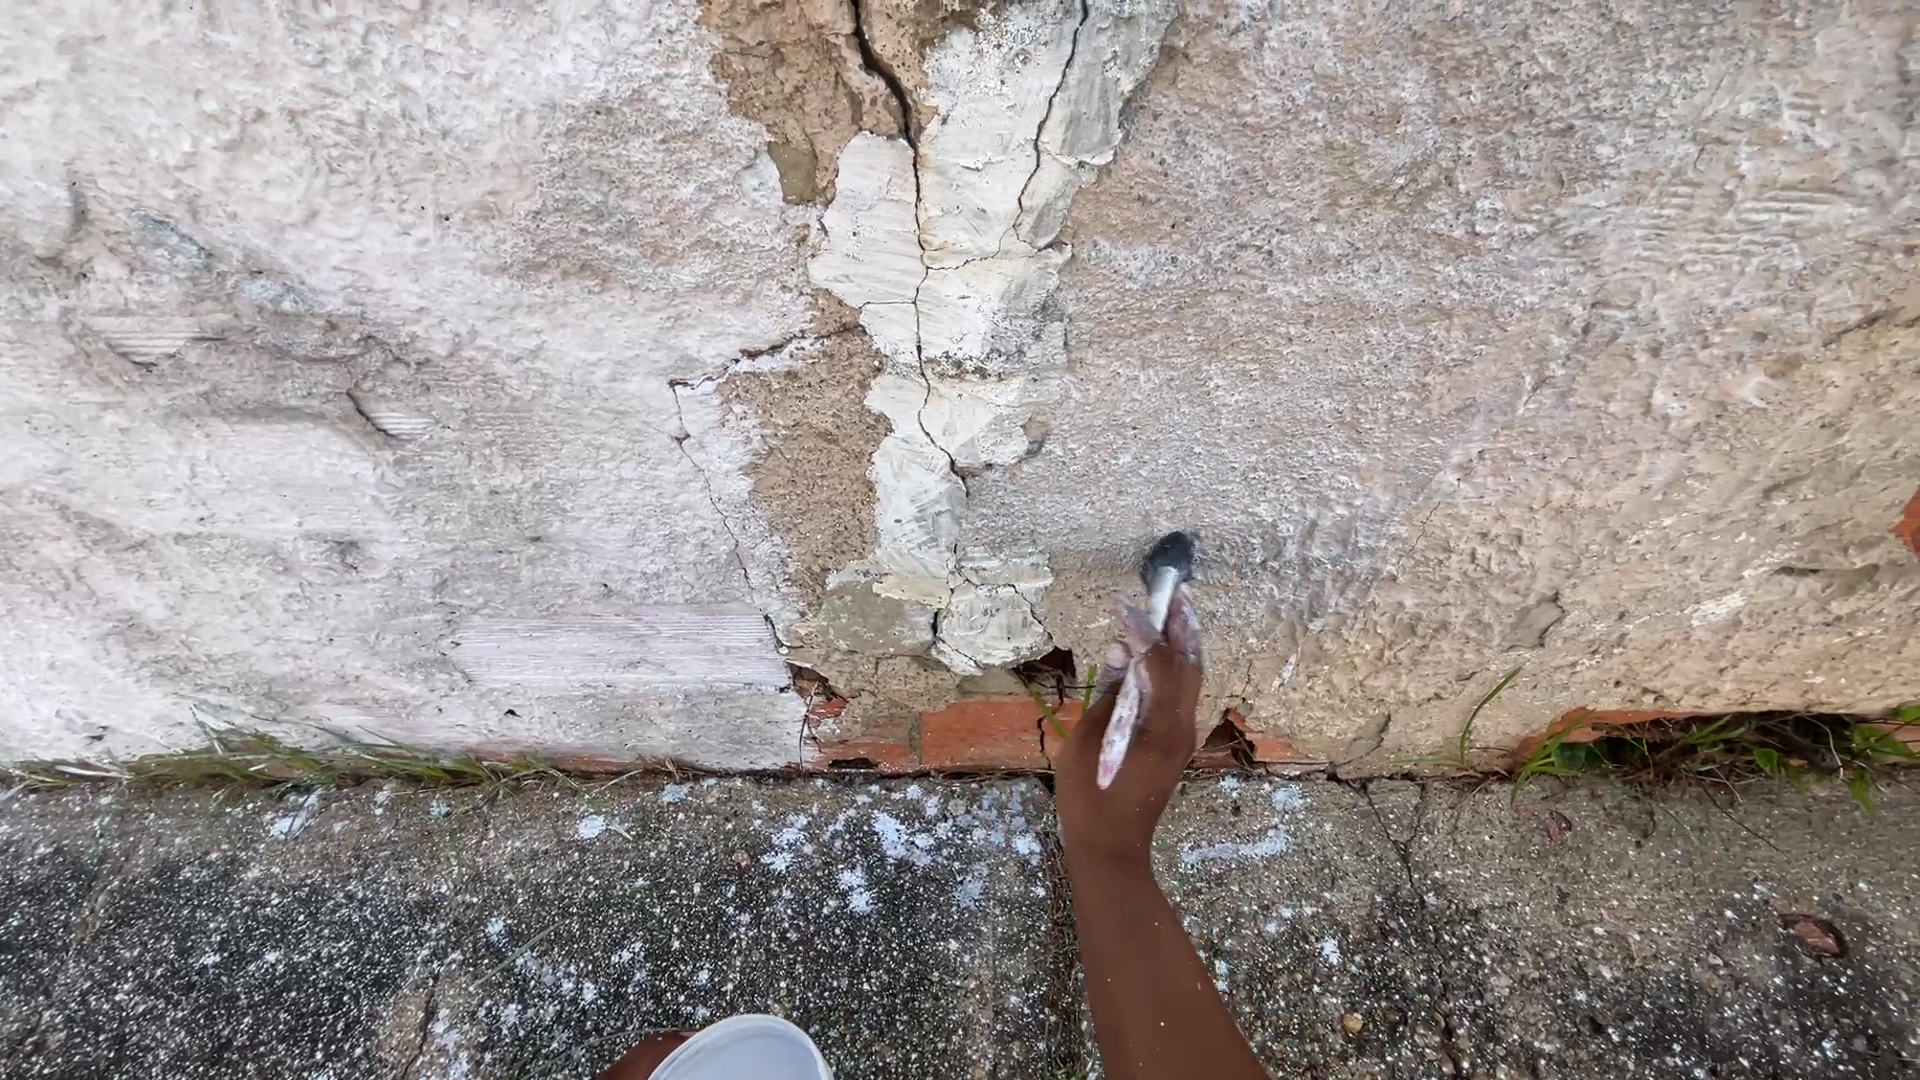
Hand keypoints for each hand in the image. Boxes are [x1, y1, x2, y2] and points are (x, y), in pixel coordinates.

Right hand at [1054, 584, 1203, 871]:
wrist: (1112, 850)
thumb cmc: (1089, 798)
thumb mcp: (1087, 741)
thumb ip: (1108, 694)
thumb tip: (1118, 652)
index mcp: (1159, 726)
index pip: (1159, 664)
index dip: (1143, 631)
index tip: (1126, 605)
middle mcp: (1181, 727)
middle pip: (1190, 666)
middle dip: (1184, 626)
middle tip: (1177, 592)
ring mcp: (1182, 737)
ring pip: (1190, 680)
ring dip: (1183, 644)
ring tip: (1174, 610)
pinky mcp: (1174, 745)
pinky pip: (1181, 695)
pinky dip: (1174, 667)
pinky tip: (1158, 653)